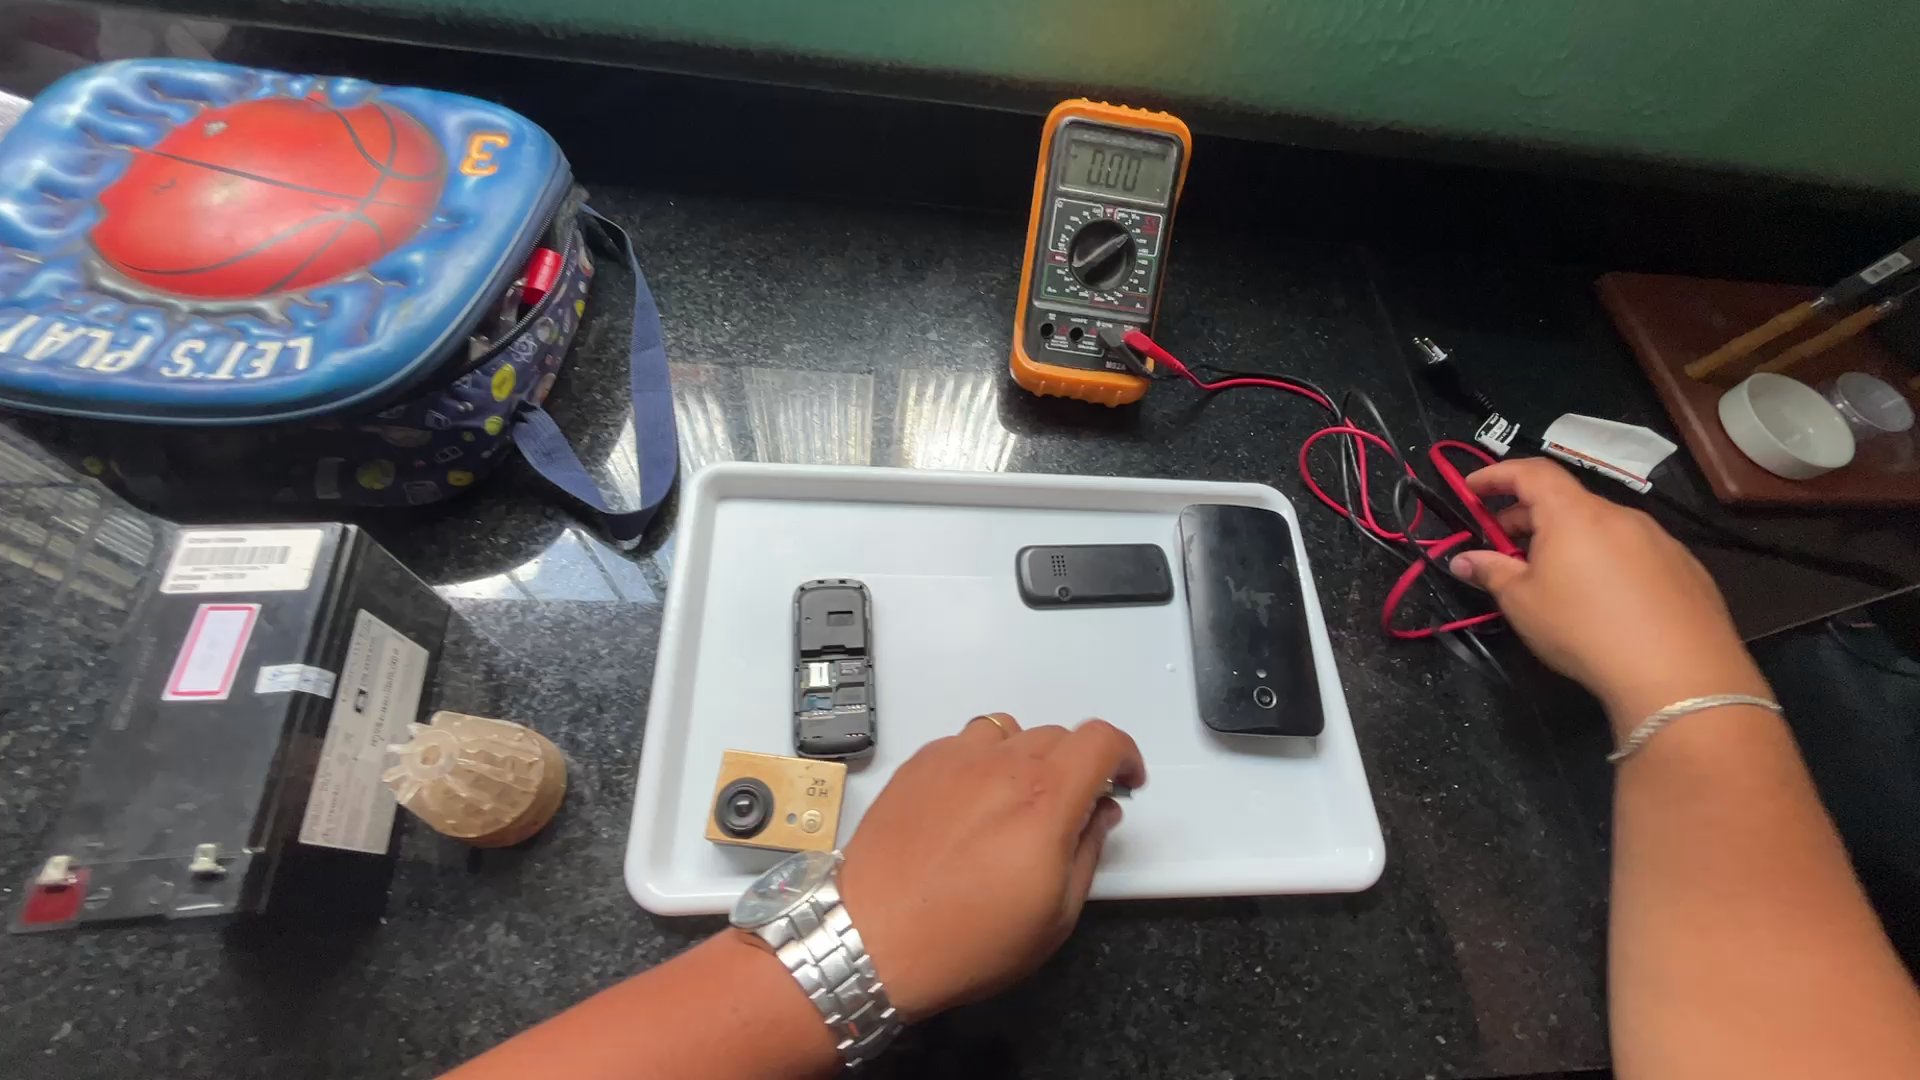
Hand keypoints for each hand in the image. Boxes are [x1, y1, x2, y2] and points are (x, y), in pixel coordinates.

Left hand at [836, 714, 1145, 1020]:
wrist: (873, 936)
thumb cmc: (966, 938)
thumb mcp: (1054, 917)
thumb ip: (1087, 851)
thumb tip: (1099, 813)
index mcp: (1044, 798)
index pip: (1101, 739)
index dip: (1123, 754)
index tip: (1124, 779)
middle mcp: (1002, 764)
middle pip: (1059, 735)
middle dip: (1077, 766)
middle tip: (1069, 809)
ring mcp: (957, 757)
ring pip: (1012, 731)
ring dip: (1028, 757)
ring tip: (1017, 799)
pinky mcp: (922, 761)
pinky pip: (967, 741)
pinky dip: (983, 759)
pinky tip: (971, 801)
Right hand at [1447, 458, 1769, 730]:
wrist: (1679, 675)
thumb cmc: (1582, 627)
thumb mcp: (1519, 600)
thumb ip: (1489, 571)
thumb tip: (1463, 560)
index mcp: (1574, 516)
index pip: (1531, 472)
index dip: (1496, 474)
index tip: (1472, 488)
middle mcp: (1620, 517)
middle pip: (1565, 500)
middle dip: (1525, 516)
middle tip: (1501, 547)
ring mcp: (1659, 541)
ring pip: (1598, 526)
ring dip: (1564, 538)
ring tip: (1547, 576)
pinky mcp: (1685, 568)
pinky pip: (1630, 549)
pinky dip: (1601, 557)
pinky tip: (1597, 597)